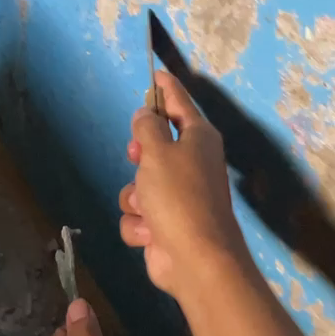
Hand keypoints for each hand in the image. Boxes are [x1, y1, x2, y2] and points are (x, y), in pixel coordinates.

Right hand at [119, 70, 249, 298]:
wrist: (196, 261)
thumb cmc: (179, 196)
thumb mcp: (157, 150)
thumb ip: (147, 126)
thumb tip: (146, 115)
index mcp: (198, 138)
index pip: (179, 102)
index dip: (165, 88)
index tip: (155, 74)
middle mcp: (192, 162)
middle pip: (155, 143)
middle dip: (140, 153)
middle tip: (136, 157)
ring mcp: (179, 196)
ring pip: (140, 183)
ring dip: (136, 196)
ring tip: (146, 208)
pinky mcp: (166, 225)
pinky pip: (139, 213)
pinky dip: (139, 223)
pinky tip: (150, 233)